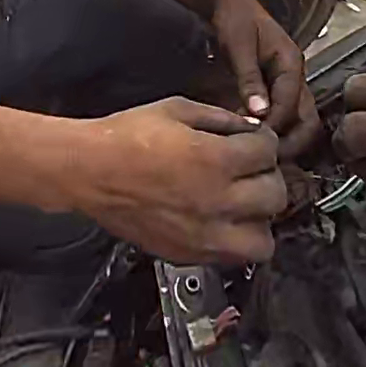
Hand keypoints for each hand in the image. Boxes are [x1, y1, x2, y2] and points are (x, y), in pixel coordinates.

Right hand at [70, 98, 287, 262]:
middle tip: (252, 165)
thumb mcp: (175, 108)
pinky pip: (232, 258)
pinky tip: (219, 218)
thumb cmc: (128, 135)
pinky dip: (234, 239)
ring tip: (243, 200)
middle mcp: (216, 202)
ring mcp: (204, 236)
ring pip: (264, 241)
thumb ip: (217, 117)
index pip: (266, 152)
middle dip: (267, 174)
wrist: (91, 169)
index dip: (264, 139)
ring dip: (259, 218)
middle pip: (274, 196)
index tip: (256, 138)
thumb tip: (246, 127)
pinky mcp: (189, 256)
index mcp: (214, 160)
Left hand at [208, 0, 319, 156]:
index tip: (258, 141)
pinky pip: (282, 111)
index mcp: (291, 62)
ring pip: (297, 118)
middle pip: (306, 118)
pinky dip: (273, 126)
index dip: (276, 125)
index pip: (292, 104)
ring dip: (284, 137)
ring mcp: (286, 79)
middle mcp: (295, 73)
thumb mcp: (239, 46)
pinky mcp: (274, 84)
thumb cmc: (233, 17)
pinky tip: (255, 136)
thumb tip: (260, 113)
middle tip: (267, 157)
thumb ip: (249, 78)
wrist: (225, 0)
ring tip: (261, 152)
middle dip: (292, 140)